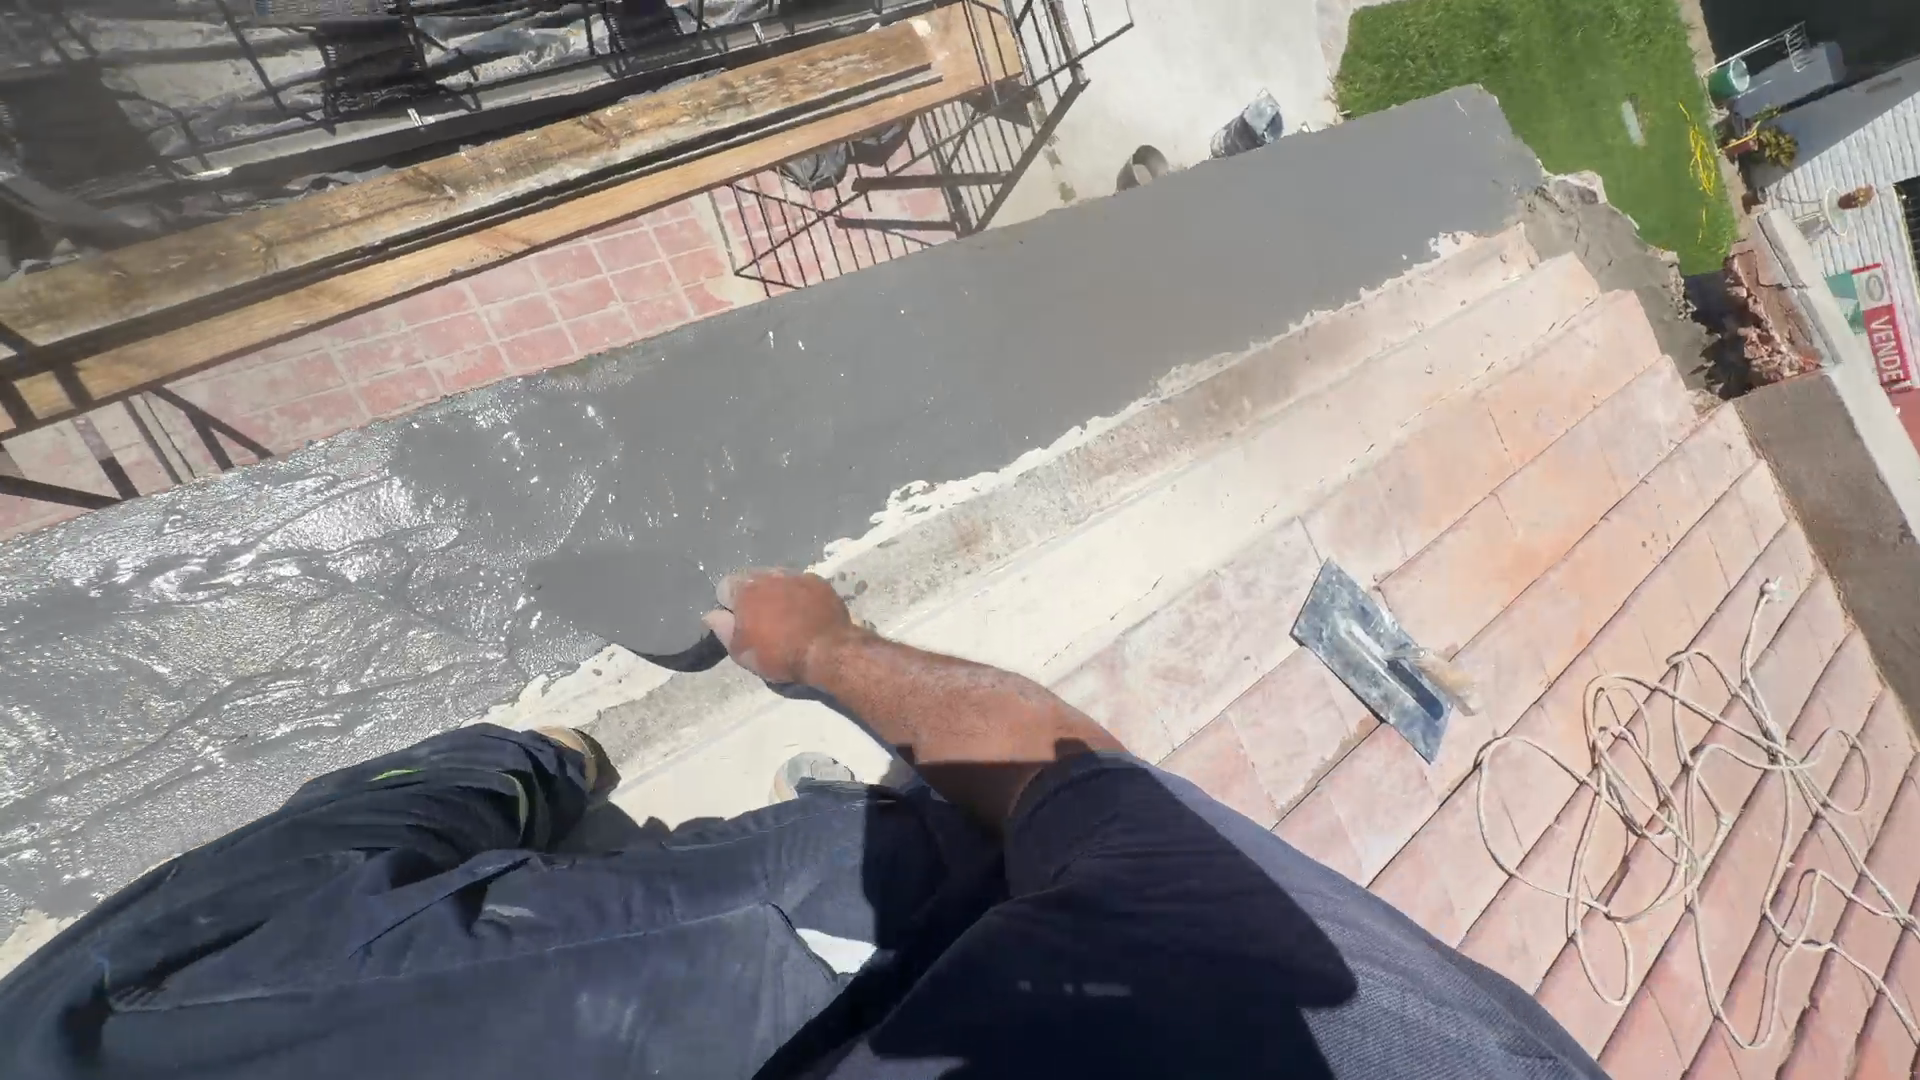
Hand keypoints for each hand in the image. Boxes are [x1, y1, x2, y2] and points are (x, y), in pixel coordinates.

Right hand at [702, 568, 863, 684]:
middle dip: (752, 595)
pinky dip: (799, 594)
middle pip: (752, 578)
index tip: (737, 621)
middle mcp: (770, 574)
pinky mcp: (819, 582)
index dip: (728, 604)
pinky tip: (805, 611)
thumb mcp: (742, 652)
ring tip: (784, 614)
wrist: (829, 651)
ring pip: (778, 578)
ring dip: (776, 592)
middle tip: (761, 619)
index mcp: (746, 589)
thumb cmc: (780, 654)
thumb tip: (711, 614)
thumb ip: (723, 629)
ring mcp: (797, 575)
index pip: (724, 586)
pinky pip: (801, 583)